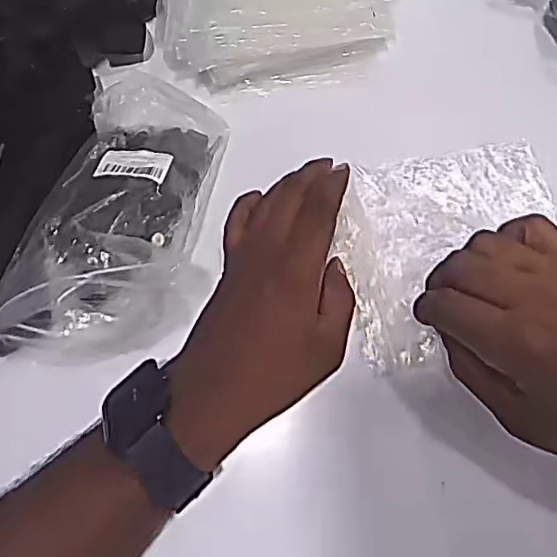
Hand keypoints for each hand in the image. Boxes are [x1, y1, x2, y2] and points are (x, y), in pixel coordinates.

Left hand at [165, 160, 355, 469]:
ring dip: (286, 184)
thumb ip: (338, 299)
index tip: (342, 172)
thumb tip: (334, 268)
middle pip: (289, 197)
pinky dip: (251, 202)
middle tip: (328, 167)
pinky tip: (259, 198)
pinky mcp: (228, 266)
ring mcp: (243, 256)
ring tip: (303, 177)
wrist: (214, 388)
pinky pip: (238, 221)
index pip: (317, 212)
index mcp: (296, 269)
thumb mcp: (327, 346)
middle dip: (310, 176)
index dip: (331, 187)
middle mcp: (266, 253)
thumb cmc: (272, 374)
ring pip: (265, 203)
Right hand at [413, 216, 556, 532]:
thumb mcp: (522, 420)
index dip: (428, 310)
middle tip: (445, 302)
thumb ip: (472, 372)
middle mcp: (533, 299)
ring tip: (472, 284)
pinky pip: (529, 228)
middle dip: (440, 284)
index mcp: (517, 343)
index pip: (445, 305)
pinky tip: (508, 261)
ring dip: (467, 261)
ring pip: (485, 243)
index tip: (429, 317)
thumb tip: (450, 335)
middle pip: (458, 267)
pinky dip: (508, 236)